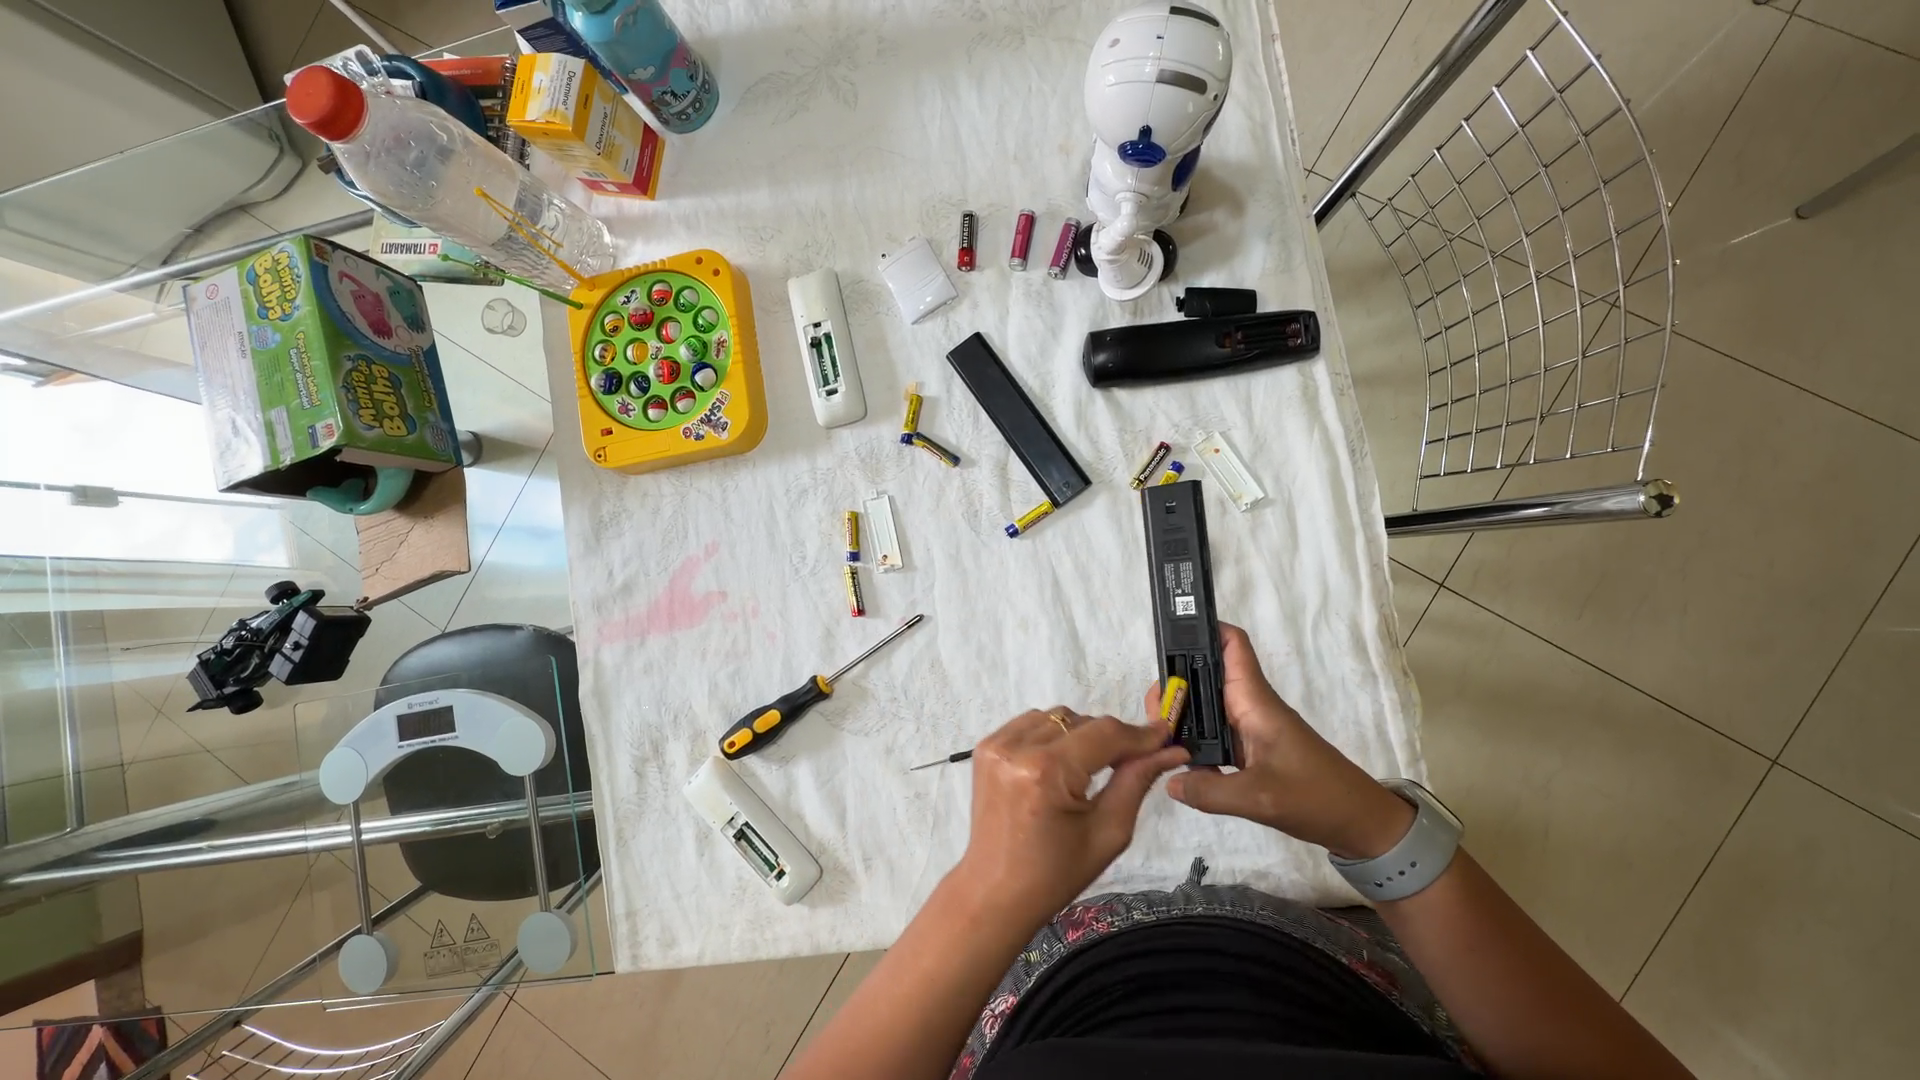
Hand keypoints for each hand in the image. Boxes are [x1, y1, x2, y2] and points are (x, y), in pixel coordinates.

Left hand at [955, 707, 1188, 925]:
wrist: (996, 891)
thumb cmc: (1056, 873)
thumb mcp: (1108, 832)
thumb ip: (1137, 780)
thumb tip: (1171, 749)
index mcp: (1047, 771)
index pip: (1105, 733)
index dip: (1140, 735)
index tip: (1168, 737)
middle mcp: (1017, 747)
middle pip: (1082, 721)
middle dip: (1111, 740)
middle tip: (1129, 765)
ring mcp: (997, 744)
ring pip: (1057, 717)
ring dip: (1081, 735)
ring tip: (1087, 770)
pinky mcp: (986, 747)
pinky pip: (1032, 723)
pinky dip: (1052, 736)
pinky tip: (1059, 766)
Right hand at [1153, 623, 1413, 858]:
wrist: (1361, 823)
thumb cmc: (1317, 797)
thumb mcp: (1259, 799)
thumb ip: (1209, 792)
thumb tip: (1169, 781)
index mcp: (1256, 703)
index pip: (1232, 646)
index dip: (1204, 631)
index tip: (1170, 637)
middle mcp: (1250, 708)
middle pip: (1206, 678)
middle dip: (1176, 686)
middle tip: (1152, 713)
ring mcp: (1251, 730)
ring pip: (1207, 708)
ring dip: (1182, 715)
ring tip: (1156, 734)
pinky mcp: (1252, 752)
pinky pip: (1214, 736)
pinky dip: (1194, 740)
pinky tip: (1176, 757)